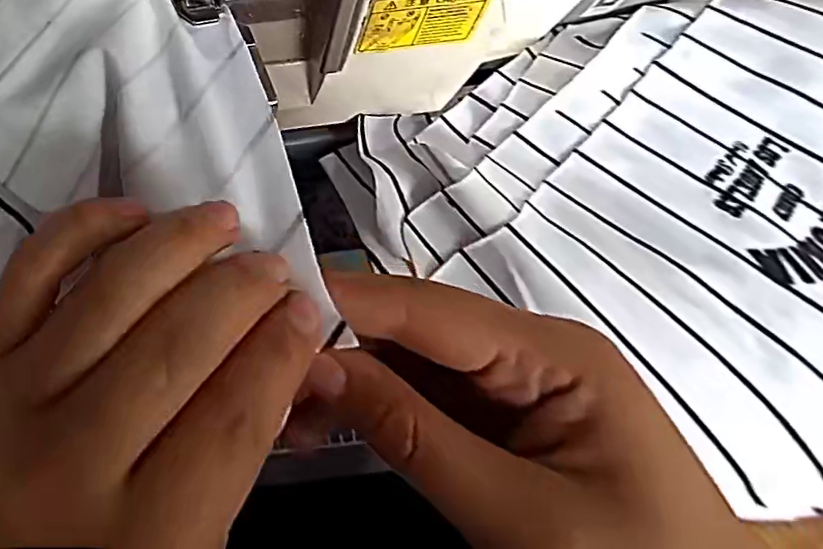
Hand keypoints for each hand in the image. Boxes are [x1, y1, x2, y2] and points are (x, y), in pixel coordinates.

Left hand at [0, 199, 329, 548]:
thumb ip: (233, 460)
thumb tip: (291, 364)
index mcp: (140, 537)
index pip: (232, 419)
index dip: (280, 351)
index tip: (305, 309)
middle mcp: (74, 459)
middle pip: (178, 344)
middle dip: (240, 290)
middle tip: (271, 263)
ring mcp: (19, 395)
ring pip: (113, 292)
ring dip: (178, 241)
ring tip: (221, 219)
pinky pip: (35, 267)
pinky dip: (86, 225)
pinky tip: (133, 212)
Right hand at [299, 270, 754, 548]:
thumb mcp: (528, 523)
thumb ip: (415, 436)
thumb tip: (318, 366)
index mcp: (554, 352)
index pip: (428, 307)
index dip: (349, 300)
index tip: (273, 302)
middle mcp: (527, 351)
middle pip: (412, 327)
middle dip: (340, 344)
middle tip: (269, 372)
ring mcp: (511, 385)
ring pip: (406, 360)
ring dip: (347, 378)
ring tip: (287, 405)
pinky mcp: (496, 420)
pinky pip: (420, 396)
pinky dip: (370, 407)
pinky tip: (326, 418)